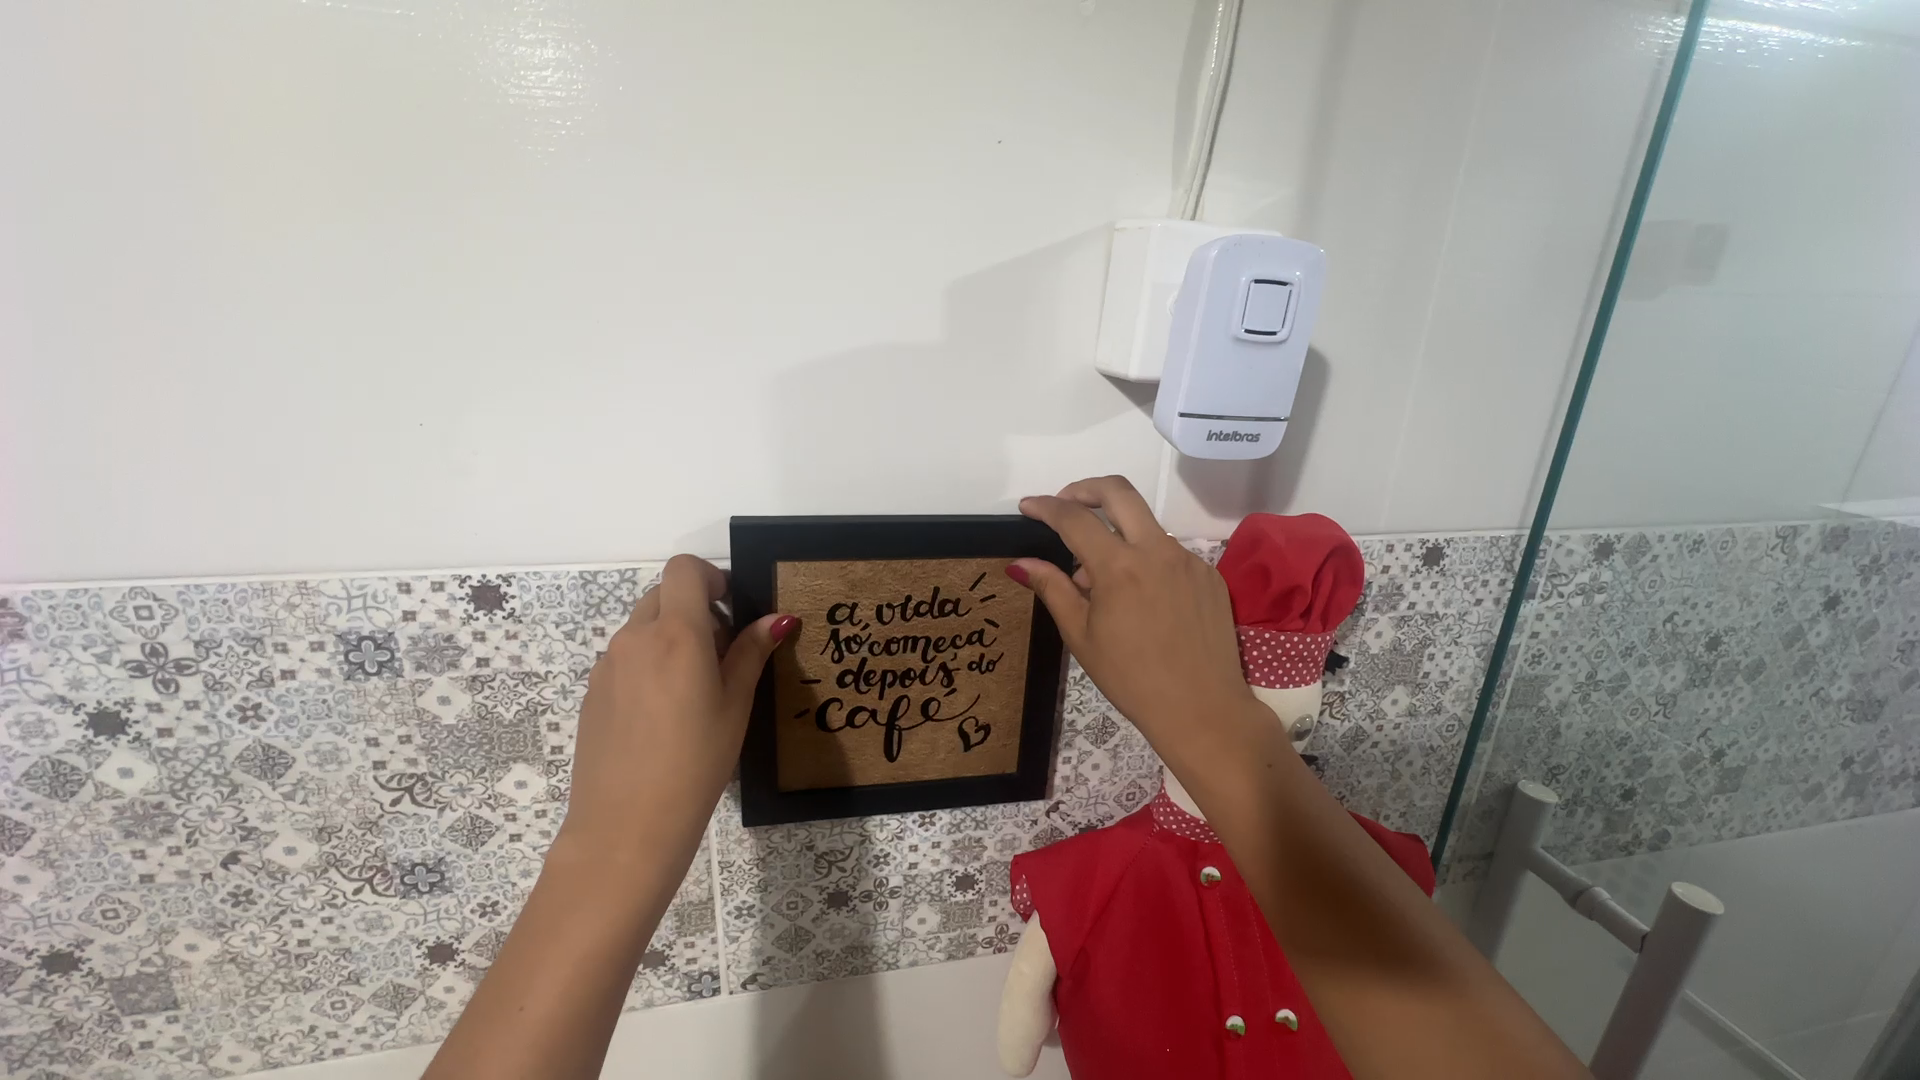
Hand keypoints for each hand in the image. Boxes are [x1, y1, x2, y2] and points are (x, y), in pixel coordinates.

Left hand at [557, 555, 795, 859]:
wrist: (626, 825)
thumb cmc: (697, 762)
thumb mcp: (736, 705)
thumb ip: (752, 652)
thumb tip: (779, 619)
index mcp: (677, 634)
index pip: (684, 569)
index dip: (710, 577)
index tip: (729, 610)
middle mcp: (635, 638)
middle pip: (663, 595)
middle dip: (694, 608)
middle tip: (720, 654)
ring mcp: (607, 665)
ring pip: (642, 626)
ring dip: (670, 636)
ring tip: (692, 690)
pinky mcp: (592, 691)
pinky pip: (625, 657)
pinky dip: (648, 663)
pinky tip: (662, 714)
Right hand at [1007, 476, 1262, 770]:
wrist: (1202, 709)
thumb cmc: (1131, 679)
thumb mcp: (1081, 636)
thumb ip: (1053, 589)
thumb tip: (1022, 563)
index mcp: (1119, 567)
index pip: (1074, 518)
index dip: (1046, 506)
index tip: (1028, 506)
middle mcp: (1157, 551)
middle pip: (1118, 491)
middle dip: (1084, 488)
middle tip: (1064, 504)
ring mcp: (1188, 560)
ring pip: (1145, 525)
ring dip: (1116, 534)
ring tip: (1098, 578)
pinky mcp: (1208, 574)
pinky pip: (1169, 553)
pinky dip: (1145, 561)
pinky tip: (1139, 599)